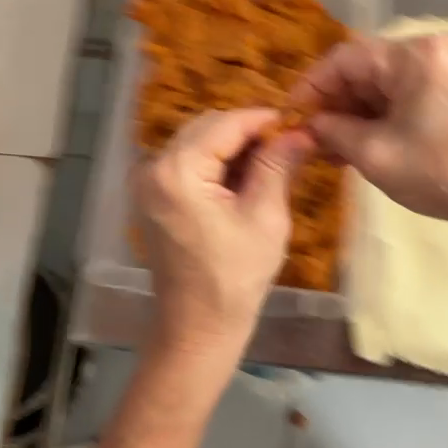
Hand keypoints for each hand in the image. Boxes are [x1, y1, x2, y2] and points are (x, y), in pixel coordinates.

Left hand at [133, 109, 311, 359]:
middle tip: (287, 144)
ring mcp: (147, 181)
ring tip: (270, 162)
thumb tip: (301, 131)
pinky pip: (185, 161)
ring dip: (231, 146)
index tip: (297, 121)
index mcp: (178, 170)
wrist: (196, 328)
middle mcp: (153, 167)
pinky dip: (214, 162)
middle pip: (206, 126)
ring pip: (196, 141)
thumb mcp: (265, 218)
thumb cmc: (234, 279)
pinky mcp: (151, 195)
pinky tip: (242, 178)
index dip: (263, 119)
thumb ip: (277, 166)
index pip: (225, 123)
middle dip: (247, 131)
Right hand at [296, 34, 447, 231]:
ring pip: (383, 83)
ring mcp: (447, 67)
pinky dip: (380, 116)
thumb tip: (307, 125)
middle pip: (365, 68)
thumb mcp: (374, 154)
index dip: (311, 86)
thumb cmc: (443, 173)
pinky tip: (361, 143)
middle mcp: (432, 48)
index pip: (344, 58)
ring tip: (331, 147)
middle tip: (310, 137)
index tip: (290, 116)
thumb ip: (332, 131)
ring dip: (355, 112)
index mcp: (414, 55)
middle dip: (334, 103)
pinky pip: (404, 94)